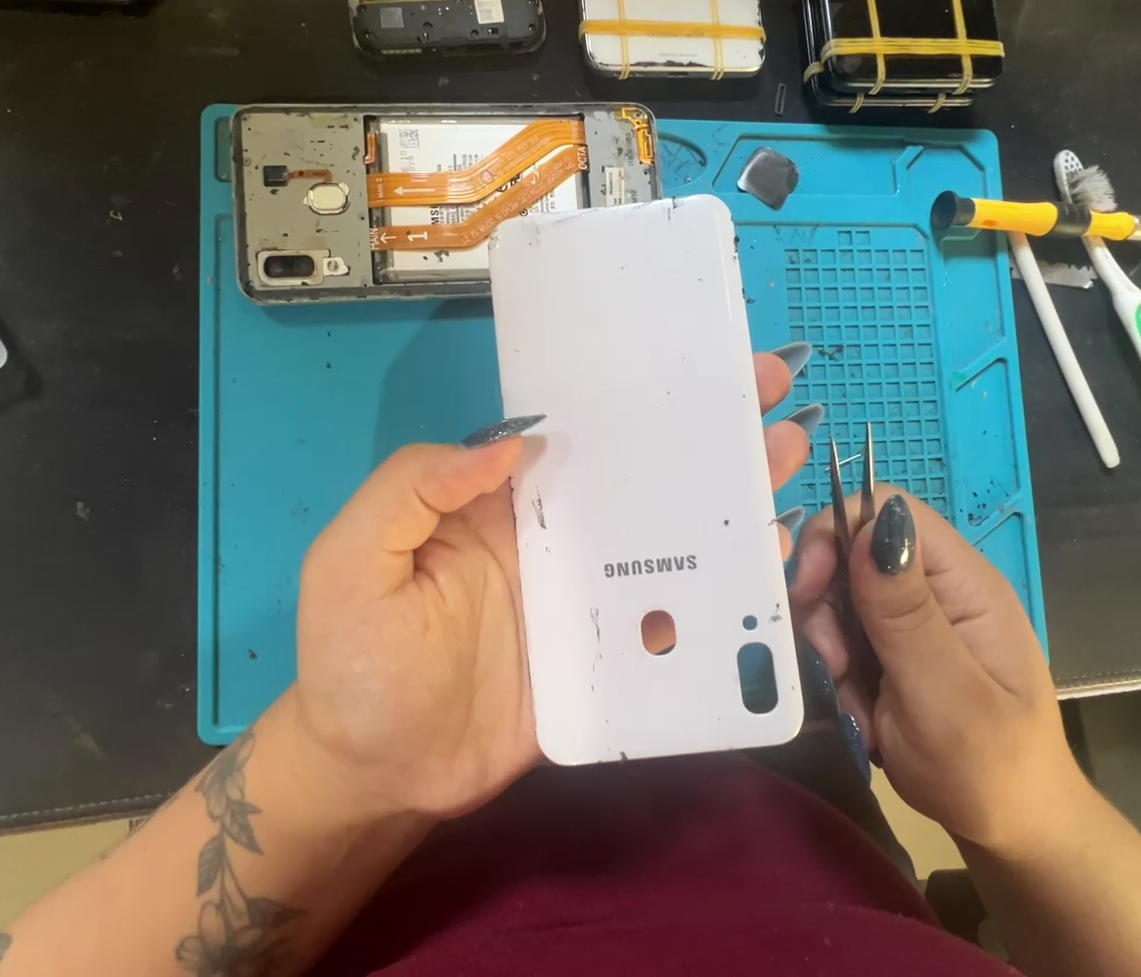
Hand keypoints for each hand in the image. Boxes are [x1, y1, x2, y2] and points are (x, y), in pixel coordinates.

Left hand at [290, 350, 814, 820]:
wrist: (381, 776)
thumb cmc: (356, 661)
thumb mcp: (353, 558)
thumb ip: (413, 488)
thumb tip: (512, 440)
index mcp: (505, 503)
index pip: (578, 435)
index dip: (634, 398)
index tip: (699, 365)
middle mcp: (559, 540)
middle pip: (642, 477)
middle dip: (706, 433)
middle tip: (774, 394)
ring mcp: (590, 600)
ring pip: (671, 541)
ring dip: (729, 500)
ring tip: (788, 456)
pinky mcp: (612, 659)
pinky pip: (675, 619)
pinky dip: (725, 593)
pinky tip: (772, 563)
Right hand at [789, 488, 1086, 855]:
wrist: (1008, 828)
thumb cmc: (989, 766)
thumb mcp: (945, 694)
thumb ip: (906, 613)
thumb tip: (872, 526)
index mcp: (963, 582)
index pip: (887, 509)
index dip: (836, 532)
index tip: (808, 589)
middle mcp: (935, 587)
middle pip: (850, 551)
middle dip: (824, 604)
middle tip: (832, 662)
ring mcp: (911, 618)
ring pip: (836, 596)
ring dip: (826, 646)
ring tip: (852, 698)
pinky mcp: (891, 647)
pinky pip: (839, 635)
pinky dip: (833, 669)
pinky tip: (855, 707)